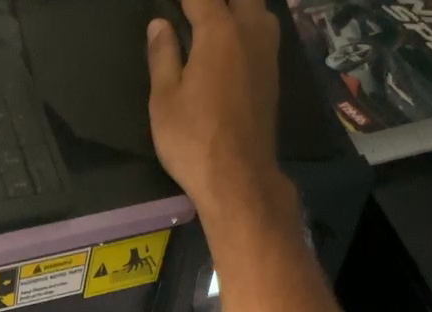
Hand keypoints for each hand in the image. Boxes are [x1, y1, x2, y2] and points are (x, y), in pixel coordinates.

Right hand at [146, 0, 290, 222]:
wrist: (238, 175)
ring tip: (216, 19)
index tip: (168, 4)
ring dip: (237, 9)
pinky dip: (248, 26)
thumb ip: (162, 57)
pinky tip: (235, 40)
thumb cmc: (192, 138)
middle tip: (193, 11)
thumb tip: (159, 24)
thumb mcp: (164, 100)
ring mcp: (267, 51)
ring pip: (257, 9)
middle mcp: (250, 30)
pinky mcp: (273, 73)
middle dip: (213, 1)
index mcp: (218, 31)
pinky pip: (263, 32)